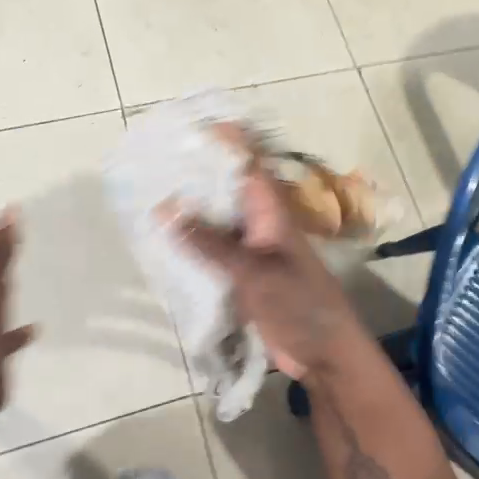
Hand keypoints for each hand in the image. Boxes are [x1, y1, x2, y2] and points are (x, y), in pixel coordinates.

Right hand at [160, 124, 364, 378]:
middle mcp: (260, 224)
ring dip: (193, 210)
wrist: (324, 353)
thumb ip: (209, 243)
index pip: (248, 165)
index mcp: (271, 212)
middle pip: (229, 190)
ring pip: (219, 220)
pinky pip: (214, 251)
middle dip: (200, 174)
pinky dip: (194, 244)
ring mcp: (252, 250)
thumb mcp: (254, 271)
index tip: (196, 125)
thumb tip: (166, 208)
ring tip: (154, 194)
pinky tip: (167, 242)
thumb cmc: (299, 303)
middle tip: (161, 160)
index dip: (228, 142)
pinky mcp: (245, 276)